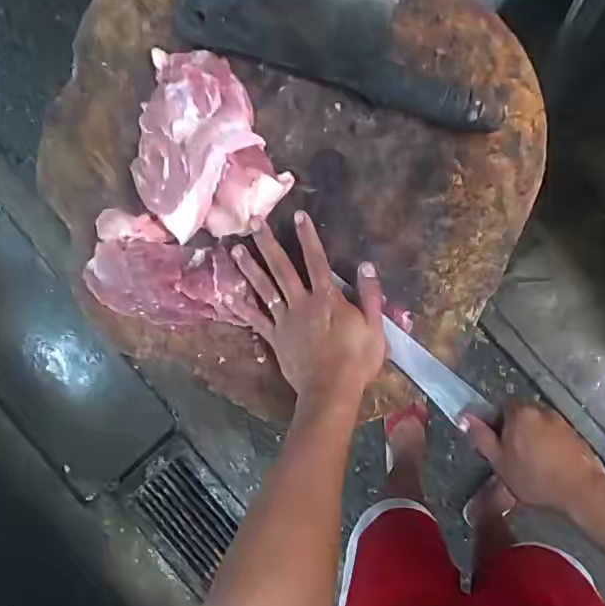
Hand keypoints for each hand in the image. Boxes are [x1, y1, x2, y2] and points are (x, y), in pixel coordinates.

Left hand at [228, 211, 384, 410]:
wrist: (331, 390)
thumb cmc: (358, 359)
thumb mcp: (375, 327)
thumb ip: (370, 295)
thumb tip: (366, 265)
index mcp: (327, 298)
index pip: (317, 261)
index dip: (308, 237)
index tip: (299, 215)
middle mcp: (302, 303)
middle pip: (282, 268)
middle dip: (269, 244)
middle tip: (254, 222)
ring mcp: (285, 321)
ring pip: (264, 288)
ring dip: (250, 268)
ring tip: (236, 249)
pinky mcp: (275, 338)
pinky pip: (256, 319)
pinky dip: (242, 307)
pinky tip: (229, 295)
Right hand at [462, 403, 604, 513]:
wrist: (579, 488)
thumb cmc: (533, 477)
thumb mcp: (500, 462)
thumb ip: (482, 438)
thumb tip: (466, 416)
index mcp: (520, 412)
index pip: (500, 410)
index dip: (496, 429)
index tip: (497, 450)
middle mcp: (541, 410)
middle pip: (521, 418)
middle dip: (515, 435)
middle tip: (512, 461)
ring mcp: (561, 421)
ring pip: (538, 429)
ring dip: (533, 442)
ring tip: (533, 468)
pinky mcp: (575, 434)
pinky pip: (554, 438)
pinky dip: (549, 449)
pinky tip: (550, 468)